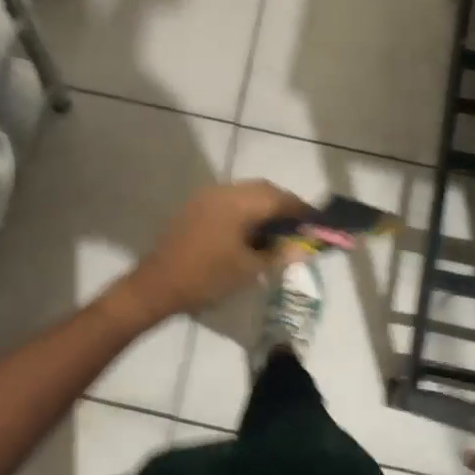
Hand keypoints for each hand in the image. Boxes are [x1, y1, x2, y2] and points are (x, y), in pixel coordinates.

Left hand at [109, 180, 309, 323]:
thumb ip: (279, 255)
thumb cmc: (207, 278)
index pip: (279, 198)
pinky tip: (248, 234)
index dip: (301, 209)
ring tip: (274, 234)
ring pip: (244, 193)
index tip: (317, 222)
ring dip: (263, 207)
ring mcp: (205, 197)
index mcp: (238, 202)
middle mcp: (223, 191)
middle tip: (297, 228)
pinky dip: (244, 211)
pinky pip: (228, 201)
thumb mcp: (249, 270)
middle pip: (262, 190)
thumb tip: (303, 247)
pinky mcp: (194, 207)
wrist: (157, 285)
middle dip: (283, 206)